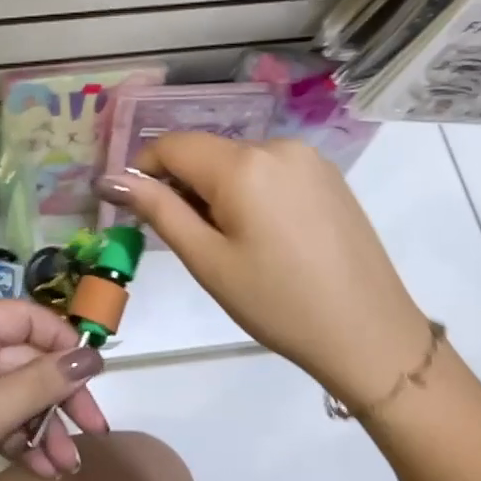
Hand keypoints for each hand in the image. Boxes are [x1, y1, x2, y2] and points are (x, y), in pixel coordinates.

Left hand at [0, 301, 108, 480]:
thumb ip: (43, 382)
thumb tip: (94, 356)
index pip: (26, 317)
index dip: (63, 342)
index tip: (94, 378)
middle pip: (25, 359)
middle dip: (60, 396)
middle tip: (95, 432)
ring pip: (14, 392)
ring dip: (44, 426)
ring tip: (67, 466)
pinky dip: (20, 438)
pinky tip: (44, 469)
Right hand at [97, 135, 430, 410]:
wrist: (370, 334)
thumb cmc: (278, 303)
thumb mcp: (207, 261)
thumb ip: (158, 210)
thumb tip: (111, 179)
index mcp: (243, 165)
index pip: (172, 146)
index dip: (144, 170)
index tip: (137, 208)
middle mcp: (276, 146)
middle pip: (206, 152)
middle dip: (184, 185)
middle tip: (190, 240)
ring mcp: (308, 158)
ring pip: (237, 160)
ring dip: (217, 188)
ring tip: (231, 244)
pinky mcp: (328, 175)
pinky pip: (269, 169)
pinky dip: (250, 190)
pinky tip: (264, 235)